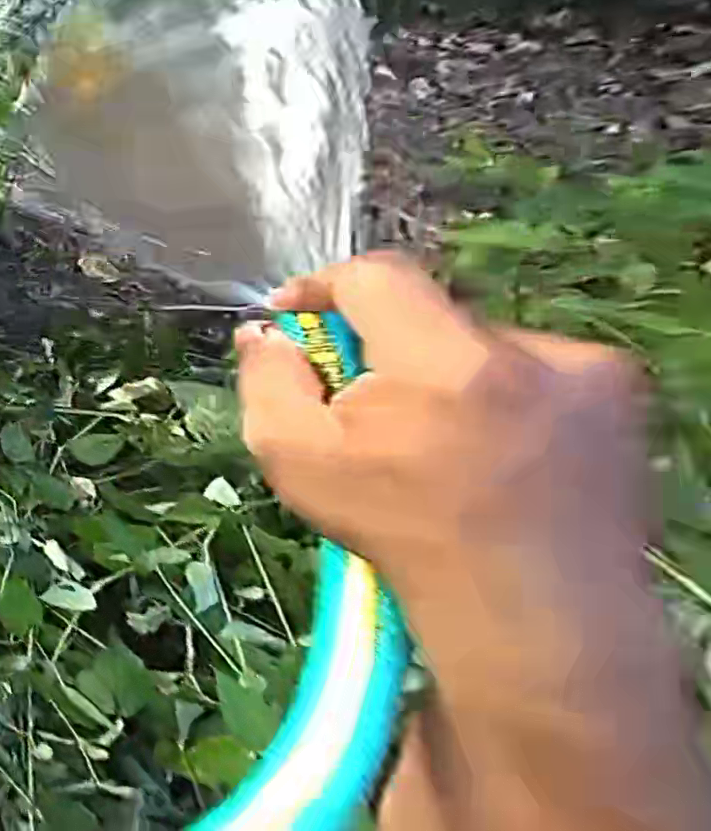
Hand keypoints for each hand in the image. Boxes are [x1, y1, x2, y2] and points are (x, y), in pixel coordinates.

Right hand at [237, 252, 710, 830]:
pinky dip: (476, 384)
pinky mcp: (621, 401)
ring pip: (466, 337)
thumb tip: (264, 330)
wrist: (534, 611)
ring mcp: (592, 376)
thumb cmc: (393, 524)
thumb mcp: (291, 451)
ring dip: (423, 363)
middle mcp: (534, 353)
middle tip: (345, 393)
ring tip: (412, 428)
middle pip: (419, 307)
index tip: (289, 317)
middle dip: (369, 339)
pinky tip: (468, 439)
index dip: (320, 285)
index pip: (376, 275)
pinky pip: (519, 363)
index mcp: (447, 362)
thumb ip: (266, 377)